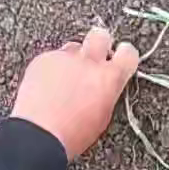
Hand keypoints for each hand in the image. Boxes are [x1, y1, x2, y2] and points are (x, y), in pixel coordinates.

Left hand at [10, 26, 139, 159]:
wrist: (40, 134)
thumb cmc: (73, 133)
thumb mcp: (103, 116)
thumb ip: (108, 91)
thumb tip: (106, 84)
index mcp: (110, 78)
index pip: (128, 53)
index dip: (126, 55)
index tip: (122, 58)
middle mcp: (89, 62)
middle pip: (100, 35)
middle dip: (100, 44)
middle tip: (95, 58)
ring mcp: (64, 58)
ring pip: (74, 46)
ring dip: (74, 58)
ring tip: (66, 80)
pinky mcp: (43, 59)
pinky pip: (52, 57)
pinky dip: (52, 68)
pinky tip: (48, 87)